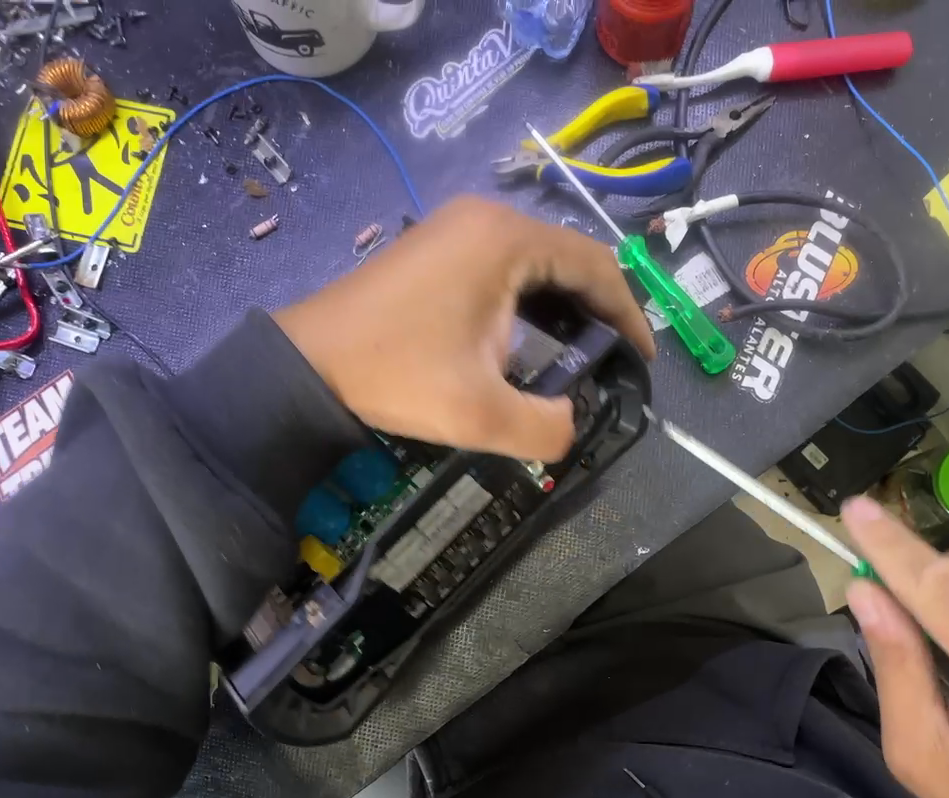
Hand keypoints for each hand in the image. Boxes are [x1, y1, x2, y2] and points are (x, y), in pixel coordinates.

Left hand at [273, 197, 655, 461]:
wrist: (306, 364)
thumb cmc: (396, 378)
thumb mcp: (480, 414)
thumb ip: (547, 427)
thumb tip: (572, 424)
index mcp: (507, 241)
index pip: (596, 265)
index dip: (628, 314)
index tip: (642, 359)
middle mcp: (487, 219)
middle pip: (569, 258)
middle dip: (598, 311)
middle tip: (614, 361)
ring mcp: (457, 228)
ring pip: (536, 262)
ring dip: (563, 307)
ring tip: (580, 356)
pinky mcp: (438, 246)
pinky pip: (503, 267)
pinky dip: (528, 302)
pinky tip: (529, 341)